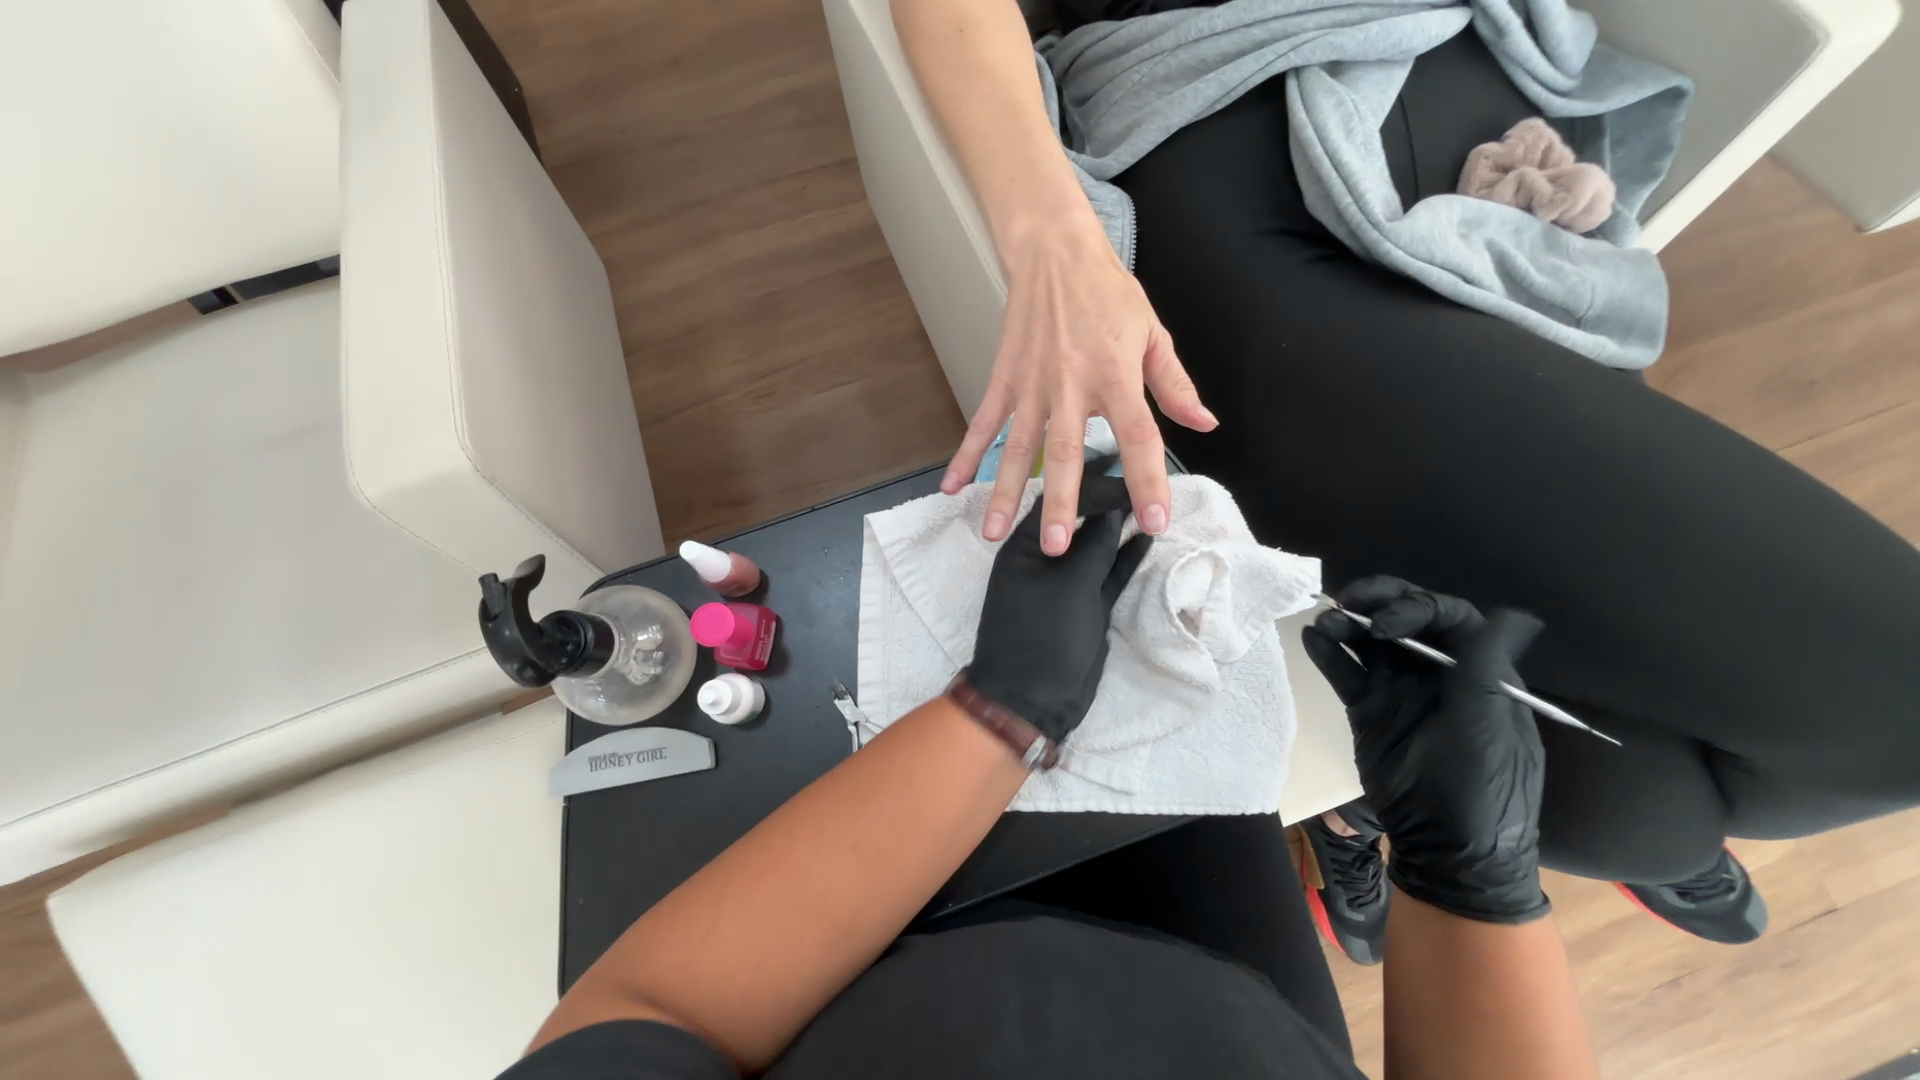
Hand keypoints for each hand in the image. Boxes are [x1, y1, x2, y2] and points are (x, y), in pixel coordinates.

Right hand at [942, 226, 1216, 555]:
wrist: (1056, 254)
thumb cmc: (1107, 292)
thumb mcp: (1152, 334)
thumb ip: (1174, 385)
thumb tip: (1204, 424)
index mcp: (1116, 374)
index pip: (1138, 436)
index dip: (1147, 482)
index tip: (1153, 523)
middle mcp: (1071, 384)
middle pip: (1066, 451)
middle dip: (1060, 500)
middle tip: (1056, 544)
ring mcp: (1031, 385)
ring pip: (1017, 447)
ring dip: (1006, 491)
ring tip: (995, 532)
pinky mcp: (1004, 379)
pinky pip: (983, 423)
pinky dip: (966, 455)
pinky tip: (954, 486)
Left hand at [965, 468, 1153, 742]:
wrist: (1031, 700)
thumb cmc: (1041, 635)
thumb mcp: (1069, 585)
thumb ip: (1094, 544)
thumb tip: (1116, 504)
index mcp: (1026, 545)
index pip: (1061, 499)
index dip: (1094, 480)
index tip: (1128, 460)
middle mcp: (1045, 556)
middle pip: (1081, 518)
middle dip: (1111, 498)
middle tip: (1146, 472)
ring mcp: (1066, 582)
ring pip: (1098, 545)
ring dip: (1123, 526)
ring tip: (1155, 500)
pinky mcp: (1086, 605)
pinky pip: (1107, 574)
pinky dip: (1125, 557)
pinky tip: (1147, 538)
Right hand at [1300, 576, 1551, 924]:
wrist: (1449, 851)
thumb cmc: (1480, 788)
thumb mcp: (1488, 727)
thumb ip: (1485, 668)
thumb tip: (1514, 615)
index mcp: (1479, 673)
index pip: (1449, 618)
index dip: (1416, 607)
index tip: (1387, 625)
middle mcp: (1438, 674)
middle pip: (1408, 621)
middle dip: (1378, 603)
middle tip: (1346, 601)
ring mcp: (1401, 692)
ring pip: (1371, 643)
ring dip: (1347, 626)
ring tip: (1324, 623)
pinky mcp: (1369, 711)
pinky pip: (1347, 672)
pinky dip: (1328, 653)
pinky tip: (1312, 640)